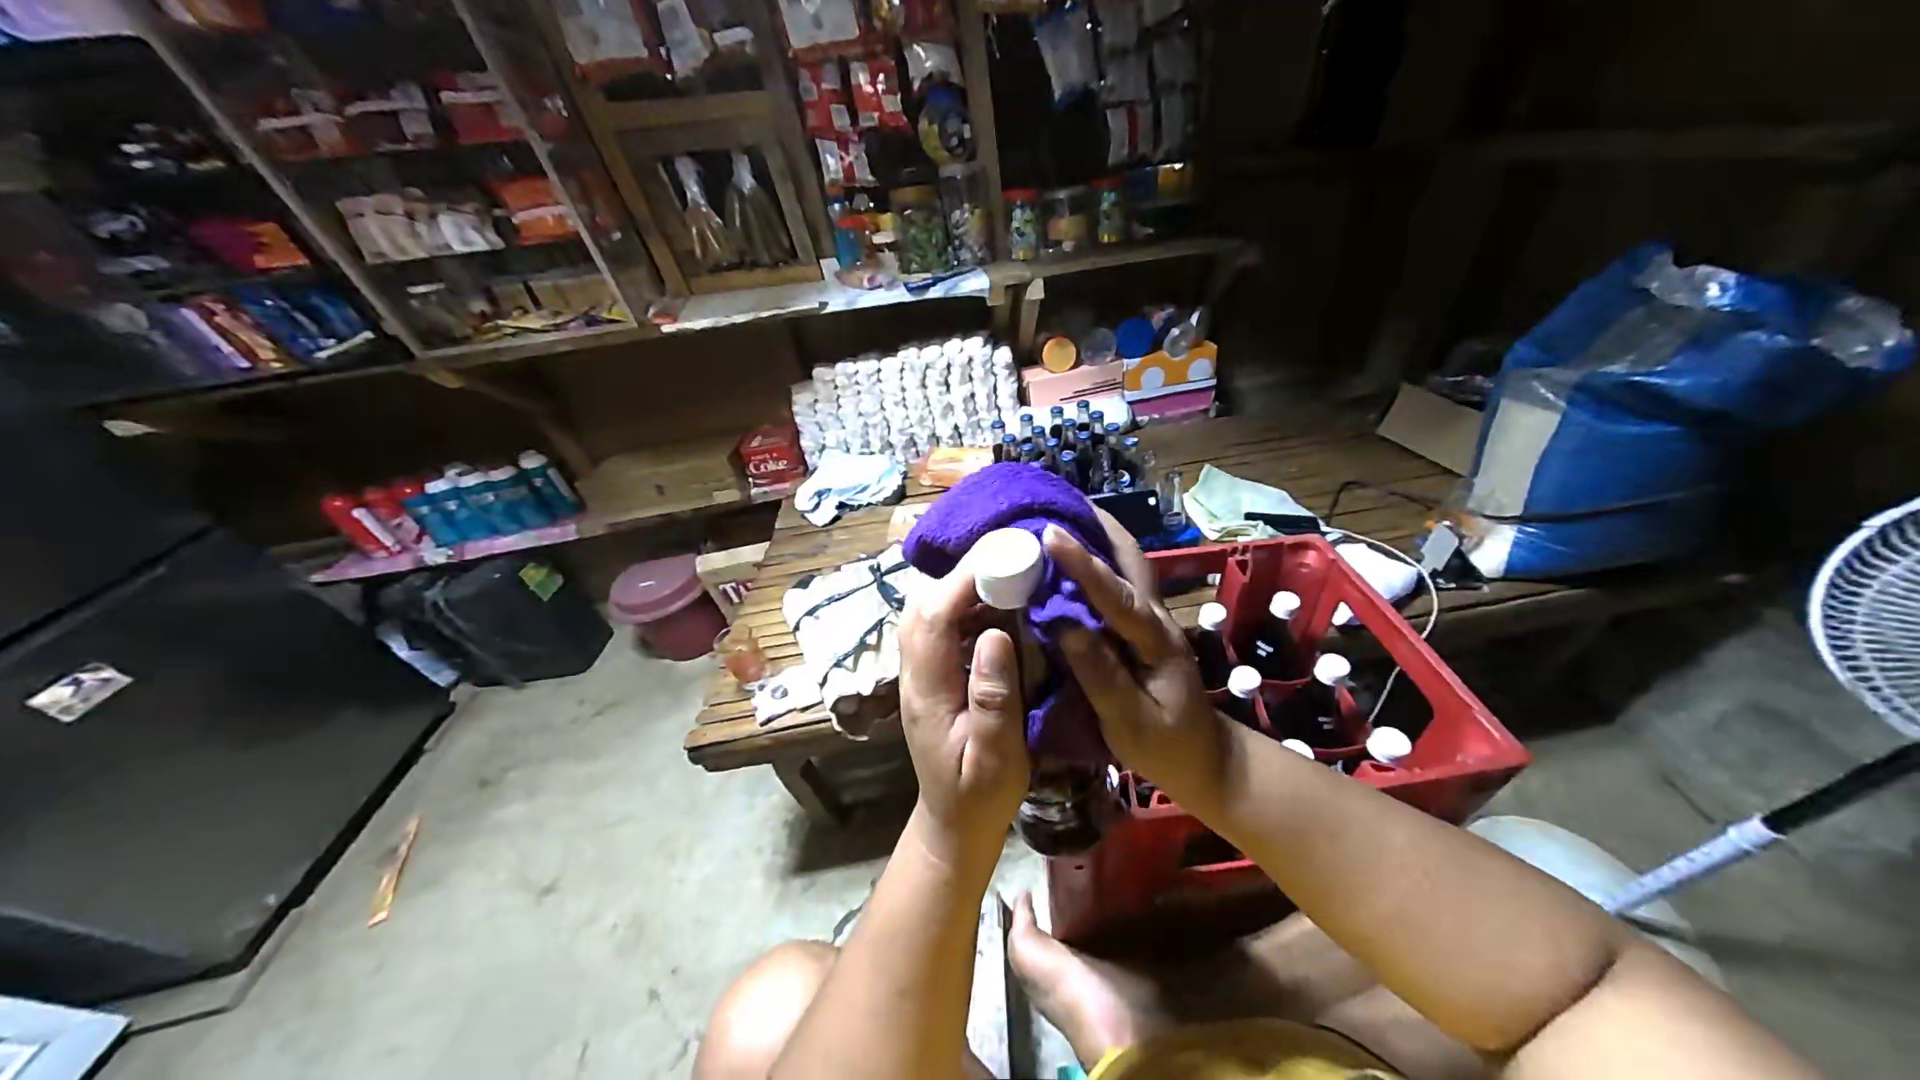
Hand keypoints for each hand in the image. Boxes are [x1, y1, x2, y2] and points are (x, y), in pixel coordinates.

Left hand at [897, 567, 1030, 866]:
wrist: (954, 822)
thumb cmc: (978, 796)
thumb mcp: (995, 759)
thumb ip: (993, 700)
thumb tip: (996, 636)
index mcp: (926, 691)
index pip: (932, 619)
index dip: (963, 582)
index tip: (1005, 556)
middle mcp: (915, 672)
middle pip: (925, 604)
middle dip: (965, 573)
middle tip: (1012, 553)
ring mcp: (922, 671)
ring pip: (934, 610)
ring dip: (968, 585)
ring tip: (1012, 569)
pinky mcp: (936, 673)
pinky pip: (947, 625)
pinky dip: (972, 605)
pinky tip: (1004, 602)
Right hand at [1043, 518, 1229, 807]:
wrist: (1204, 758)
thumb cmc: (1167, 746)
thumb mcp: (1131, 721)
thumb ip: (1100, 674)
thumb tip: (1065, 627)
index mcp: (1155, 640)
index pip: (1116, 595)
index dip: (1082, 563)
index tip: (1049, 534)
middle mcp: (1156, 618)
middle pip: (1131, 560)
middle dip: (1098, 526)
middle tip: (1059, 501)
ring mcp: (1151, 620)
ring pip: (1127, 566)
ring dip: (1099, 536)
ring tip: (1062, 515)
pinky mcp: (1142, 628)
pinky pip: (1118, 584)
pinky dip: (1097, 561)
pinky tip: (1071, 559)